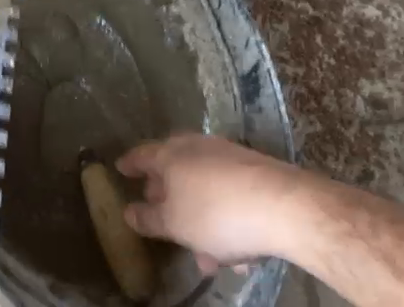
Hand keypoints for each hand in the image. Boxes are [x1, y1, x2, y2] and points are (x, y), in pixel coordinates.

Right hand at [115, 134, 318, 273]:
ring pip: (205, 189)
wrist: (283, 206)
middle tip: (162, 217)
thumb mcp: (175, 224)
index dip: (130, 164)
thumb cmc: (216, 213)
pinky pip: (230, 196)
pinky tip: (237, 252)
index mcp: (170, 154)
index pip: (142, 155)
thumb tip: (129, 211)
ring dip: (201, 219)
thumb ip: (149, 219)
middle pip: (175, 171)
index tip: (120, 168)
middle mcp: (196, 147)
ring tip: (208, 256)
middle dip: (169, 199)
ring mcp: (228, 157)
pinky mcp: (255, 172)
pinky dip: (226, 219)